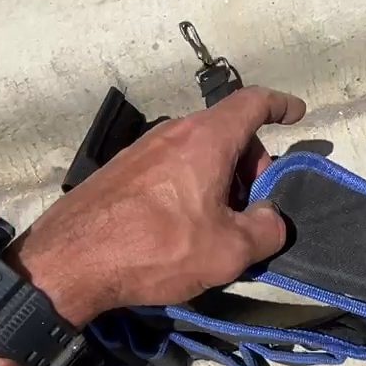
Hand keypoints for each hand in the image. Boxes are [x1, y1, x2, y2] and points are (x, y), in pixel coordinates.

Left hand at [11, 87, 305, 324]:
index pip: (253, 103)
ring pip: (198, 151)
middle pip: (228, 132)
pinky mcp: (120, 170)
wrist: (69, 262)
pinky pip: (172, 166)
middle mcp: (174, 132)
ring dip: (220, 178)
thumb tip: (270, 218)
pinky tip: (183, 226)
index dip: (280, 105)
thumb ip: (266, 229)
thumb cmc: (157, 248)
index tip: (296, 114)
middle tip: (254, 206)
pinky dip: (191, 184)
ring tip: (218, 223)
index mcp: (207, 138)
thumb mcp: (230, 250)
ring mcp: (143, 148)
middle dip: (251, 163)